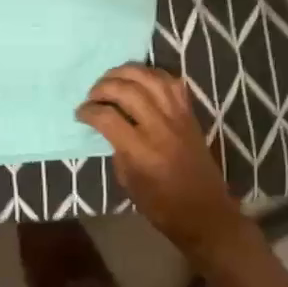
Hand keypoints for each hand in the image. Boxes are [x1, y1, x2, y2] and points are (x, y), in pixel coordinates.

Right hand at [76, 63, 248, 265]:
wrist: (207, 214)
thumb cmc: (163, 207)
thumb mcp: (129, 183)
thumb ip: (117, 150)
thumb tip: (108, 128)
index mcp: (141, 151)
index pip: (107, 117)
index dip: (88, 111)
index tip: (80, 113)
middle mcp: (160, 128)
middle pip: (127, 90)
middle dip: (103, 86)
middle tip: (92, 94)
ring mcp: (178, 118)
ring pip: (151, 78)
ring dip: (127, 72)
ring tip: (113, 78)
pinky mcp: (190, 116)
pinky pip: (173, 84)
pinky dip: (155, 75)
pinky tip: (141, 79)